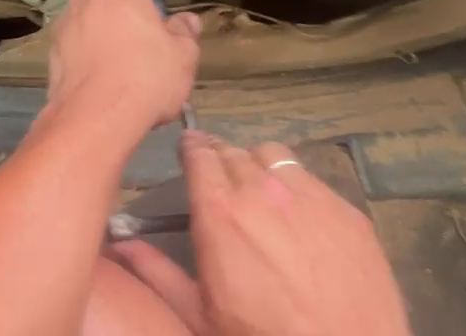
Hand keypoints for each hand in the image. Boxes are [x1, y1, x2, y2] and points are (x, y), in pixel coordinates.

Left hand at [45, 0, 199, 136]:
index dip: (145, 2)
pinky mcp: (50, 53)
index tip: (156, 27)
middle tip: (143, 52)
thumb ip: (184, 32)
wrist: (97, 115)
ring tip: (122, 75)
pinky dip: (86, 63)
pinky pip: (75, 51)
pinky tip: (102, 87)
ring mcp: (62, 24)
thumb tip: (187, 21)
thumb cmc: (146, 74)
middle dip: (122, 21)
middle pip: (107, 3)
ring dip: (102, 42)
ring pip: (89, 27)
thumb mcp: (183, 55)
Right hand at [110, 135, 410, 335]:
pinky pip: (312, 179)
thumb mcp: (199, 316)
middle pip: (232, 150)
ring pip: (272, 154)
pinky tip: (299, 216)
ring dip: (258, 164)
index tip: (188, 154)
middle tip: (221, 182)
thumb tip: (117, 244)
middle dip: (222, 159)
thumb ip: (156, 272)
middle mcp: (261, 190)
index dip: (192, 149)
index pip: (198, 152)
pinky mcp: (347, 211)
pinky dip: (298, 186)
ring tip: (260, 192)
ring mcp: (309, 197)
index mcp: (219, 211)